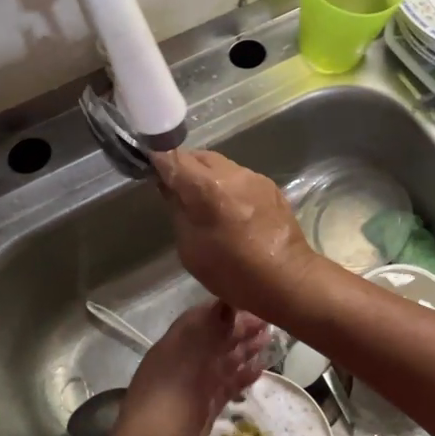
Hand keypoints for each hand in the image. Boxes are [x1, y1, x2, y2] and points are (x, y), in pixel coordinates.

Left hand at [112, 302, 270, 435]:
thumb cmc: (166, 412)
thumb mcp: (187, 366)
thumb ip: (208, 332)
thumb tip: (228, 300)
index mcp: (171, 349)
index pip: (201, 318)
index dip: (227, 308)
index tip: (258, 300)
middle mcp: (180, 366)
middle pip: (213, 339)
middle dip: (239, 328)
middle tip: (272, 320)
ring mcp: (190, 391)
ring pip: (221, 362)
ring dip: (244, 350)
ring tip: (271, 340)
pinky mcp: (201, 414)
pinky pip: (225, 387)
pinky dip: (241, 376)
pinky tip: (261, 370)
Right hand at [150, 149, 318, 311]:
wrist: (287, 278)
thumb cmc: (232, 271)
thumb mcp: (190, 246)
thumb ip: (178, 209)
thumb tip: (169, 185)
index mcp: (209, 188)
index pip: (174, 158)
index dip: (158, 159)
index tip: (148, 166)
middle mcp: (233, 174)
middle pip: (200, 157)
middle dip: (183, 166)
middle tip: (174, 188)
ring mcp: (255, 178)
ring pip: (222, 165)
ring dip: (207, 176)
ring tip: (202, 200)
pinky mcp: (271, 187)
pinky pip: (240, 177)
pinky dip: (228, 185)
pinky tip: (228, 208)